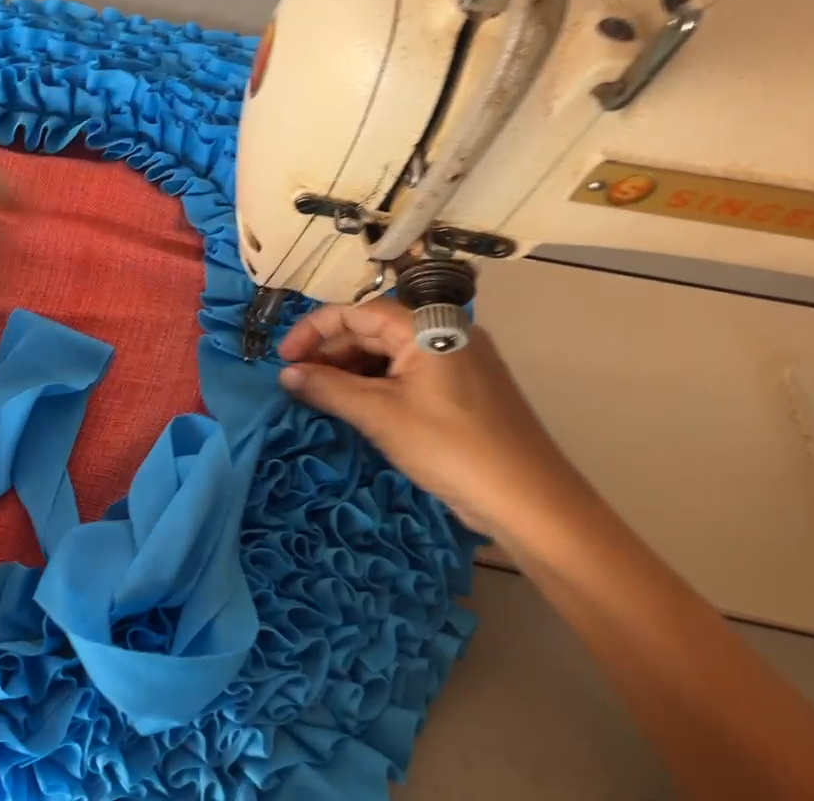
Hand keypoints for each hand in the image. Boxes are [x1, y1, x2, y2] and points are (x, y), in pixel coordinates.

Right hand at [277, 298, 583, 535]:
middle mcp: (445, 332)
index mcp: (428, 326)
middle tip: (297, 382)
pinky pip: (407, 373)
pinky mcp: (463, 388)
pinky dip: (375, 384)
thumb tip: (286, 374)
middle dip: (330, 352)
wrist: (531, 501)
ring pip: (389, 353)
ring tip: (320, 396)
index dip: (314, 330)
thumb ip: (328, 388)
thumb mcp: (380, 416)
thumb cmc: (451, 448)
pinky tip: (355, 406)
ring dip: (350, 370)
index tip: (283, 358)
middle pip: (373, 329)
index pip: (357, 311)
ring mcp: (457, 360)